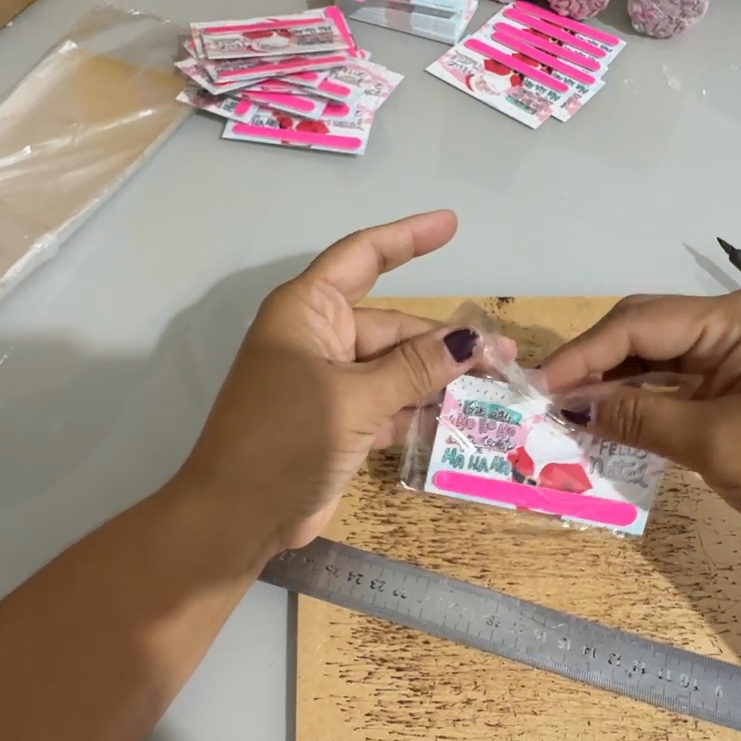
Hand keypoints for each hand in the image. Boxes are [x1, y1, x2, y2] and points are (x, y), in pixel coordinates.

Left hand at [174, 211, 482, 553]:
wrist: (238, 516)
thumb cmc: (285, 439)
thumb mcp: (355, 398)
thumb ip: (415, 368)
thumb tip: (470, 340)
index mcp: (307, 311)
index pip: (362, 257)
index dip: (407, 238)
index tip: (450, 225)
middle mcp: (317, 338)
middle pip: (390, 325)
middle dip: (443, 339)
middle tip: (502, 355)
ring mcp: (327, 382)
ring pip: (394, 367)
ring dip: (437, 377)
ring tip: (496, 383)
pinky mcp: (337, 421)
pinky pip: (387, 402)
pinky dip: (418, 409)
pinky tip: (462, 416)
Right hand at [540, 290, 740, 560]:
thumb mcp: (716, 442)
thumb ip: (638, 416)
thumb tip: (571, 406)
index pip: (642, 324)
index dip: (584, 354)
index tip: (539, 387)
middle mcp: (738, 330)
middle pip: (645, 335)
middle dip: (594, 366)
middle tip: (548, 400)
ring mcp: (739, 364)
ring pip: (656, 364)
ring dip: (613, 388)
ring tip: (567, 414)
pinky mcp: (738, 397)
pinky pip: (675, 393)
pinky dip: (640, 408)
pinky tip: (606, 425)